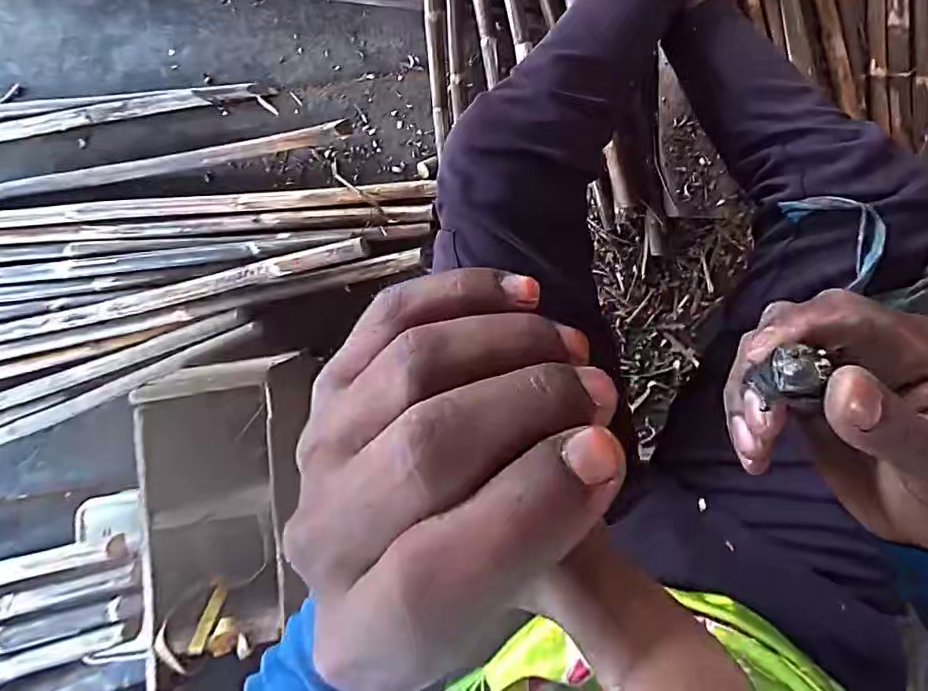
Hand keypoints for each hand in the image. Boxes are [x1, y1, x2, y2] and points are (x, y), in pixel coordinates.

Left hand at [283, 269, 626, 690]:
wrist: (379, 553)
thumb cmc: (460, 597)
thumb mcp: (521, 619)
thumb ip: (579, 575)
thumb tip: (599, 455)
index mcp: (365, 634)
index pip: (433, 572)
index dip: (532, 504)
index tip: (607, 449)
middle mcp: (326, 533)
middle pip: (425, 448)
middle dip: (528, 403)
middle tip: (594, 387)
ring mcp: (320, 444)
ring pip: (409, 365)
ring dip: (500, 341)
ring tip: (566, 343)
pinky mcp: (330, 380)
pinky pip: (389, 316)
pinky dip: (459, 294)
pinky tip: (520, 297)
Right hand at [723, 289, 927, 559]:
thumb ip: (897, 427)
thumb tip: (844, 385)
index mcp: (912, 346)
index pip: (844, 313)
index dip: (796, 326)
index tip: (759, 356)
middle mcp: (863, 343)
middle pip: (789, 323)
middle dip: (761, 364)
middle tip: (757, 416)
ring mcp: (827, 363)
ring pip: (763, 351)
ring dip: (748, 393)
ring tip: (756, 444)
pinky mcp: (799, 388)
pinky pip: (757, 384)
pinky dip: (744, 412)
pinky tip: (753, 452)